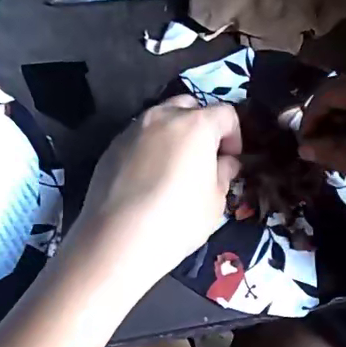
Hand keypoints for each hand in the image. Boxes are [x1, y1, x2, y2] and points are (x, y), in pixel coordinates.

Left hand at [63, 96, 241, 287]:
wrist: (118, 239)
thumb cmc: (178, 219)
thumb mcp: (215, 201)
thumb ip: (223, 174)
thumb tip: (225, 163)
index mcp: (196, 125)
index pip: (226, 114)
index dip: (235, 136)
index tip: (231, 161)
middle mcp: (163, 117)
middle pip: (190, 107)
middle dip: (202, 126)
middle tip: (204, 158)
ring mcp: (133, 130)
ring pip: (160, 119)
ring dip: (173, 135)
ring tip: (174, 167)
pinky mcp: (111, 148)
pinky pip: (139, 139)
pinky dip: (150, 149)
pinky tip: (148, 179)